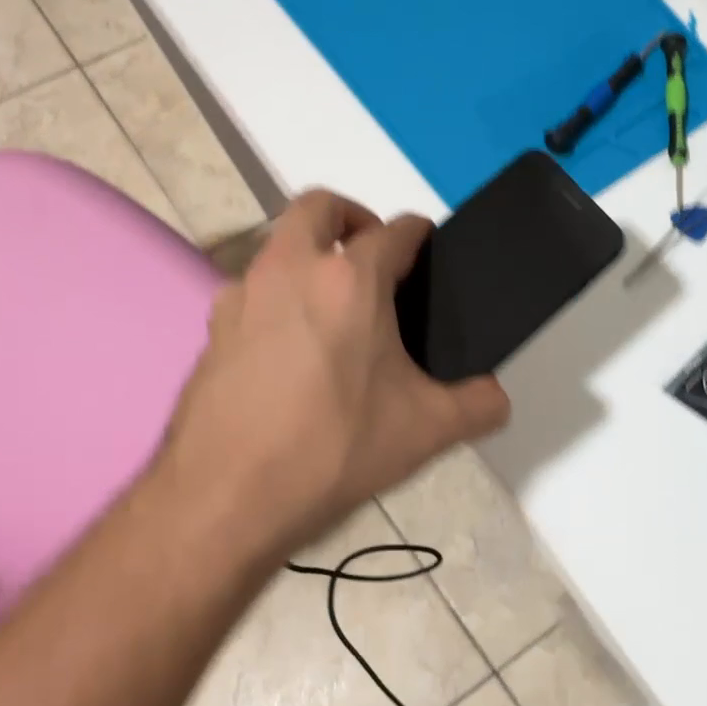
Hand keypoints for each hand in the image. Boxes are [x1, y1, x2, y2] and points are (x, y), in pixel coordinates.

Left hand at [155, 190, 509, 561]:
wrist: (228, 498)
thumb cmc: (336, 449)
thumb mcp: (429, 431)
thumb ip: (480, 405)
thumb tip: (494, 397)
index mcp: (350, 281)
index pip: (394, 230)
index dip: (419, 234)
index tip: (430, 250)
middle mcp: (290, 270)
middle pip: (319, 207)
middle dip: (353, 218)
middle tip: (377, 261)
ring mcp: (242, 297)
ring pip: (279, 247)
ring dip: (311, 259)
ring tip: (339, 315)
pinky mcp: (212, 331)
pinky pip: (253, 294)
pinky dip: (280, 302)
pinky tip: (296, 356)